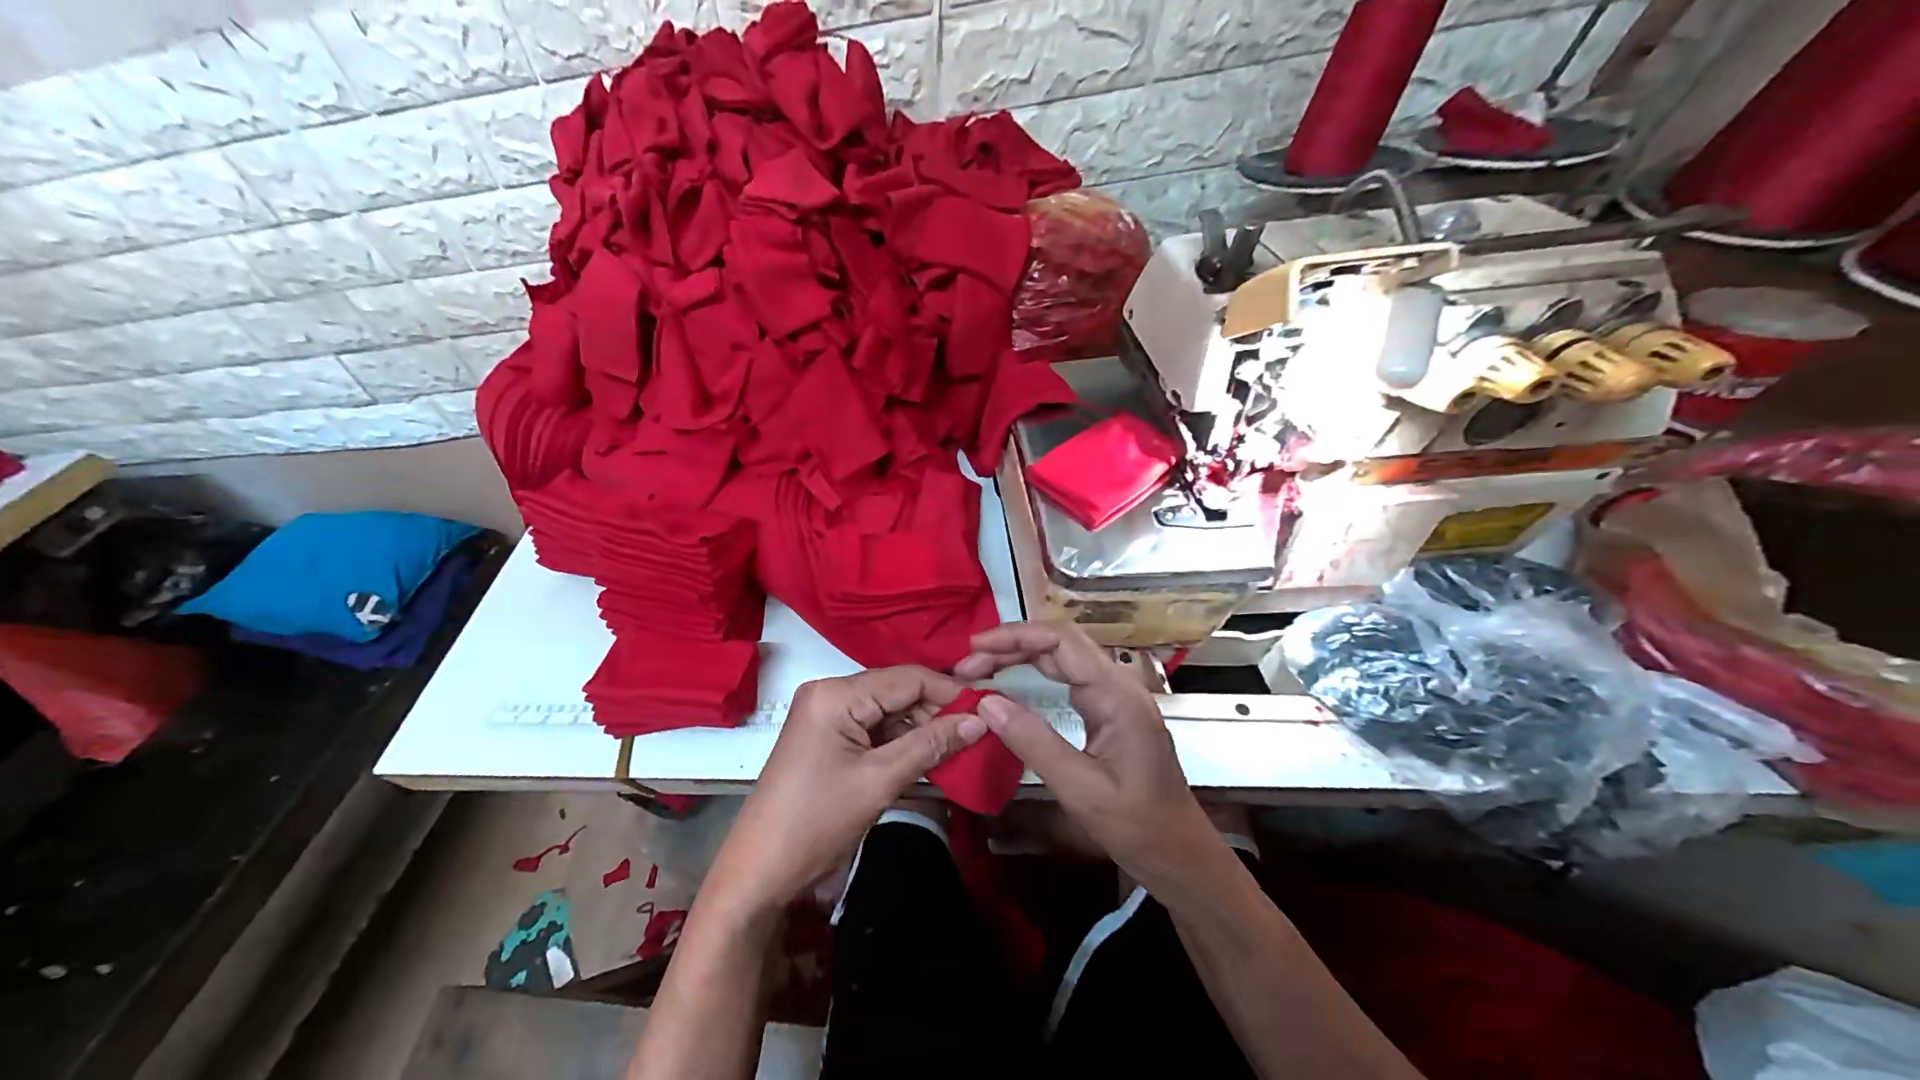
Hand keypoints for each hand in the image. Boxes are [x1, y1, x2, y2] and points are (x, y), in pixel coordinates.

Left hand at [703, 666, 986, 915]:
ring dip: (922, 729)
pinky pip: (874, 728)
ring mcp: (826, 714)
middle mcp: (830, 692)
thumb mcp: (880, 781)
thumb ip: (931, 745)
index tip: (988, 711)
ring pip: (889, 710)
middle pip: (898, 691)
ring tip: (962, 747)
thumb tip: (980, 720)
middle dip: (937, 712)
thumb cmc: (817, 822)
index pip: (907, 678)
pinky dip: (901, 741)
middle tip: (979, 734)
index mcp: (836, 694)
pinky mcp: (828, 736)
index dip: (950, 693)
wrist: (761, 870)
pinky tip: (931, 755)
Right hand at [954, 622, 1225, 894]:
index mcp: (1117, 695)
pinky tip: (1009, 684)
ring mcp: (1115, 696)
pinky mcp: (1109, 711)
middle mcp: (1118, 685)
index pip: (1061, 642)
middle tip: (966, 667)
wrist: (1178, 853)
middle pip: (1059, 644)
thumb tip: (985, 702)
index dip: (1015, 637)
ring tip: (978, 671)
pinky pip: (1067, 678)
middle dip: (1010, 646)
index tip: (974, 649)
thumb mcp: (1080, 789)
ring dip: (1019, 658)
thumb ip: (1033, 742)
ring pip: (1061, 659)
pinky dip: (1033, 674)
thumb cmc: (1136, 825)